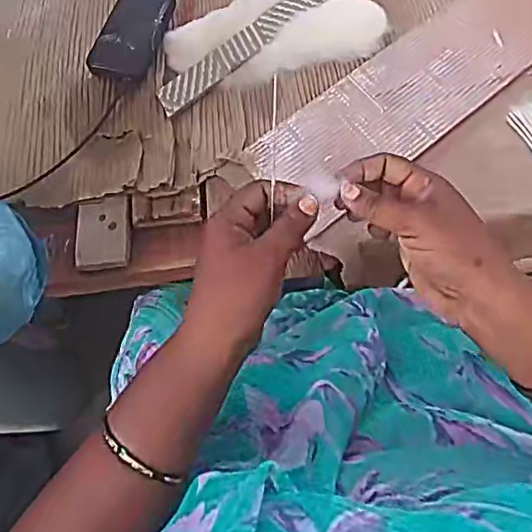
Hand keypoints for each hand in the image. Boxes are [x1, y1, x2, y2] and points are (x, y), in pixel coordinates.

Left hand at [183, 182, 321, 355]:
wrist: (216, 341)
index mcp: (226, 219)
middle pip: (262, 207)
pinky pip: (264, 248)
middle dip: (289, 212)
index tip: (312, 204)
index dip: (286, 192)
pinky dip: (282, 249)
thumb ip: (290, 225)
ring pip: (265, 229)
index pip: (259, 189)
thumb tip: (309, 201)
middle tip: (315, 223)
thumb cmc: (238, 296)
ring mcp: (233, 250)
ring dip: (288, 231)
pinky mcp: (241, 269)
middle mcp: (227, 230)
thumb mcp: (268, 256)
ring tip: (310, 239)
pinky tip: (299, 255)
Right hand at [335, 154, 515, 322]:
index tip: (341, 181)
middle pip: (381, 182)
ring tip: (346, 212)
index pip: (387, 164)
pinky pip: (382, 225)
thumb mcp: (414, 222)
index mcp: (425, 185)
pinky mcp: (408, 243)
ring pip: (380, 204)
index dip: (363, 169)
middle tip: (337, 197)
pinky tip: (366, 230)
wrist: (478, 296)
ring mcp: (413, 222)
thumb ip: (377, 205)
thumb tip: (347, 190)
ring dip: (361, 205)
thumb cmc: (458, 253)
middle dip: (358, 187)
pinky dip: (370, 224)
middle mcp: (418, 199)